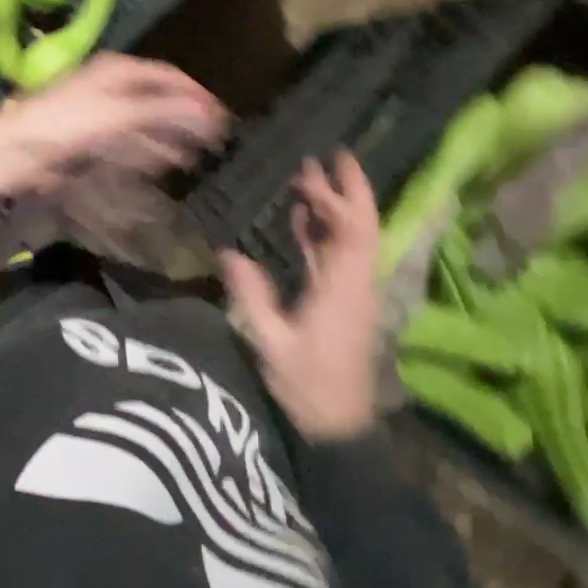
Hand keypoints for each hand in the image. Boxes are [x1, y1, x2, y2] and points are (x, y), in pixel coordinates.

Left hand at [0, 54, 229, 221]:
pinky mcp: (72, 148)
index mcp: (108, 75)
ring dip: (163, 139)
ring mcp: (85, 120)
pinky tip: (153, 169)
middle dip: (181, 118)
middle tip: (213, 140)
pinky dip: (139, 156)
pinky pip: (115, 150)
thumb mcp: (107, 118)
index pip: (160, 75)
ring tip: (191, 157)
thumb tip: (204, 111)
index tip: (219, 115)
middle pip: (150, 99)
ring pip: (135, 126)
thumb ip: (157, 112)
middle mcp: (99, 91)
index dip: (190, 93)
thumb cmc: (47, 134)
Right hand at [219, 150, 381, 442]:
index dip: (344, 194)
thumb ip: (252, 296)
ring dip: (332, 210)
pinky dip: (322, 235)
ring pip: (350, 242)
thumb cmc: (307, 387)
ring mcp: (351, 296)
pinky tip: (302, 221)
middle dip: (344, 192)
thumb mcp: (271, 343)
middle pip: (359, 229)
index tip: (327, 163)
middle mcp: (355, 286)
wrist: (337, 428)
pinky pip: (336, 259)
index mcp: (343, 290)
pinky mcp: (341, 306)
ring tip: (306, 180)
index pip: (353, 231)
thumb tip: (227, 251)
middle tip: (318, 159)